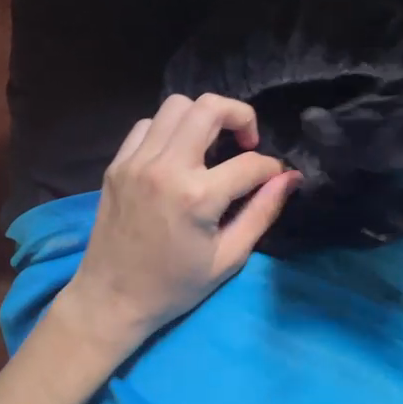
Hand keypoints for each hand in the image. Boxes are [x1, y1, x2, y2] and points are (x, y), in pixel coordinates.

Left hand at [54, 94, 300, 350]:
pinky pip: (146, 124)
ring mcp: (136, 162)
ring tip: (211, 146)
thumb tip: (290, 177)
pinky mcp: (117, 164)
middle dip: (239, 116)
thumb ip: (262, 212)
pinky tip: (178, 154)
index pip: (249, 163)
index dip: (271, 167)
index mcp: (197, 197)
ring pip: (176, 105)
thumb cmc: (174, 286)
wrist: (112, 298)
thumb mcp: (228, 257)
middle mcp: (165, 168)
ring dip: (202, 117)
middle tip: (245, 143)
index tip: (273, 176)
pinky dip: (168, 129)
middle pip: (209, 107)